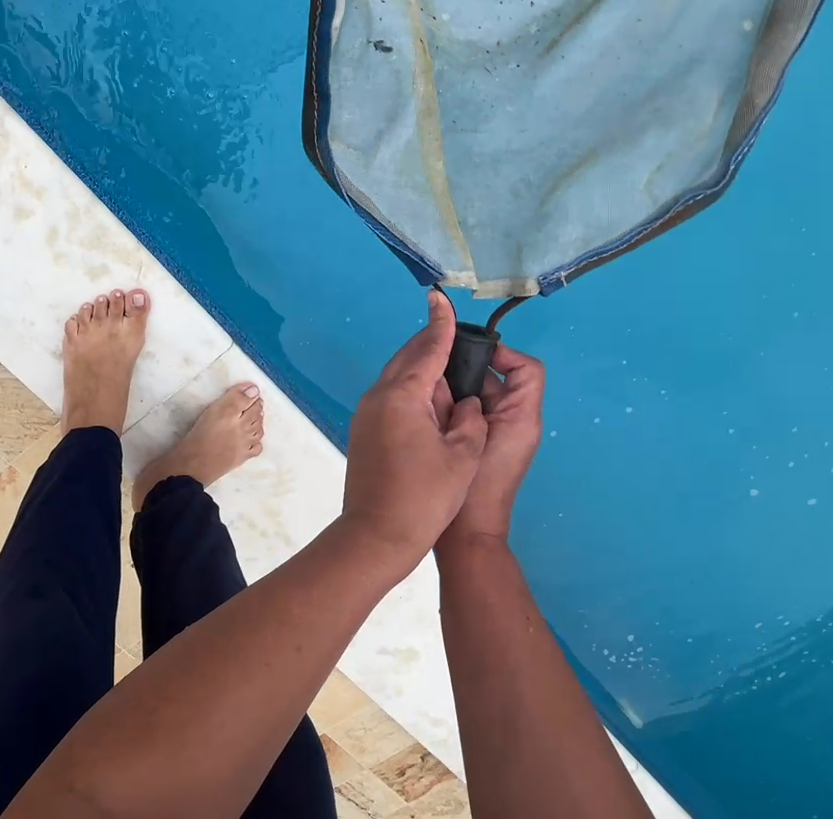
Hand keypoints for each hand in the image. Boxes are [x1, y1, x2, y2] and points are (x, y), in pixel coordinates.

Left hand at [342, 290, 487, 561]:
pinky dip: (410, 386)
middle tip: (452, 328)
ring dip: (420, 365)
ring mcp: (366, 412)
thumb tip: (466, 402)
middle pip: (407, 358)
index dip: (440, 324)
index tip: (440, 298)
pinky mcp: (363, 428)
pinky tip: (427, 397)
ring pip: (396, 376)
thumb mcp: (462, 456)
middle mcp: (378, 395)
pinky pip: (390, 394)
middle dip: (430, 341)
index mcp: (403, 395)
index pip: (427, 350)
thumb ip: (469, 419)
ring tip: (446, 359)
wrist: (376, 533)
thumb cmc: (425, 496)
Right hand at [442, 343, 544, 547]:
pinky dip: (451, 404)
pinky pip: (470, 410)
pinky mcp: (480, 441)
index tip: (462, 353)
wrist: (468, 533)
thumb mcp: (470, 437)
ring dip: (455, 386)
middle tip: (433, 368)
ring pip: (479, 392)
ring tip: (424, 385)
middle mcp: (516, 420)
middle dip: (466, 369)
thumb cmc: (475, 484)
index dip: (499, 353)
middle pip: (498, 377)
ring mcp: (498, 432)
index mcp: (522, 416)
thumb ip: (462, 400)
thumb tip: (446, 373)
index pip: (526, 368)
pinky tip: (424, 407)